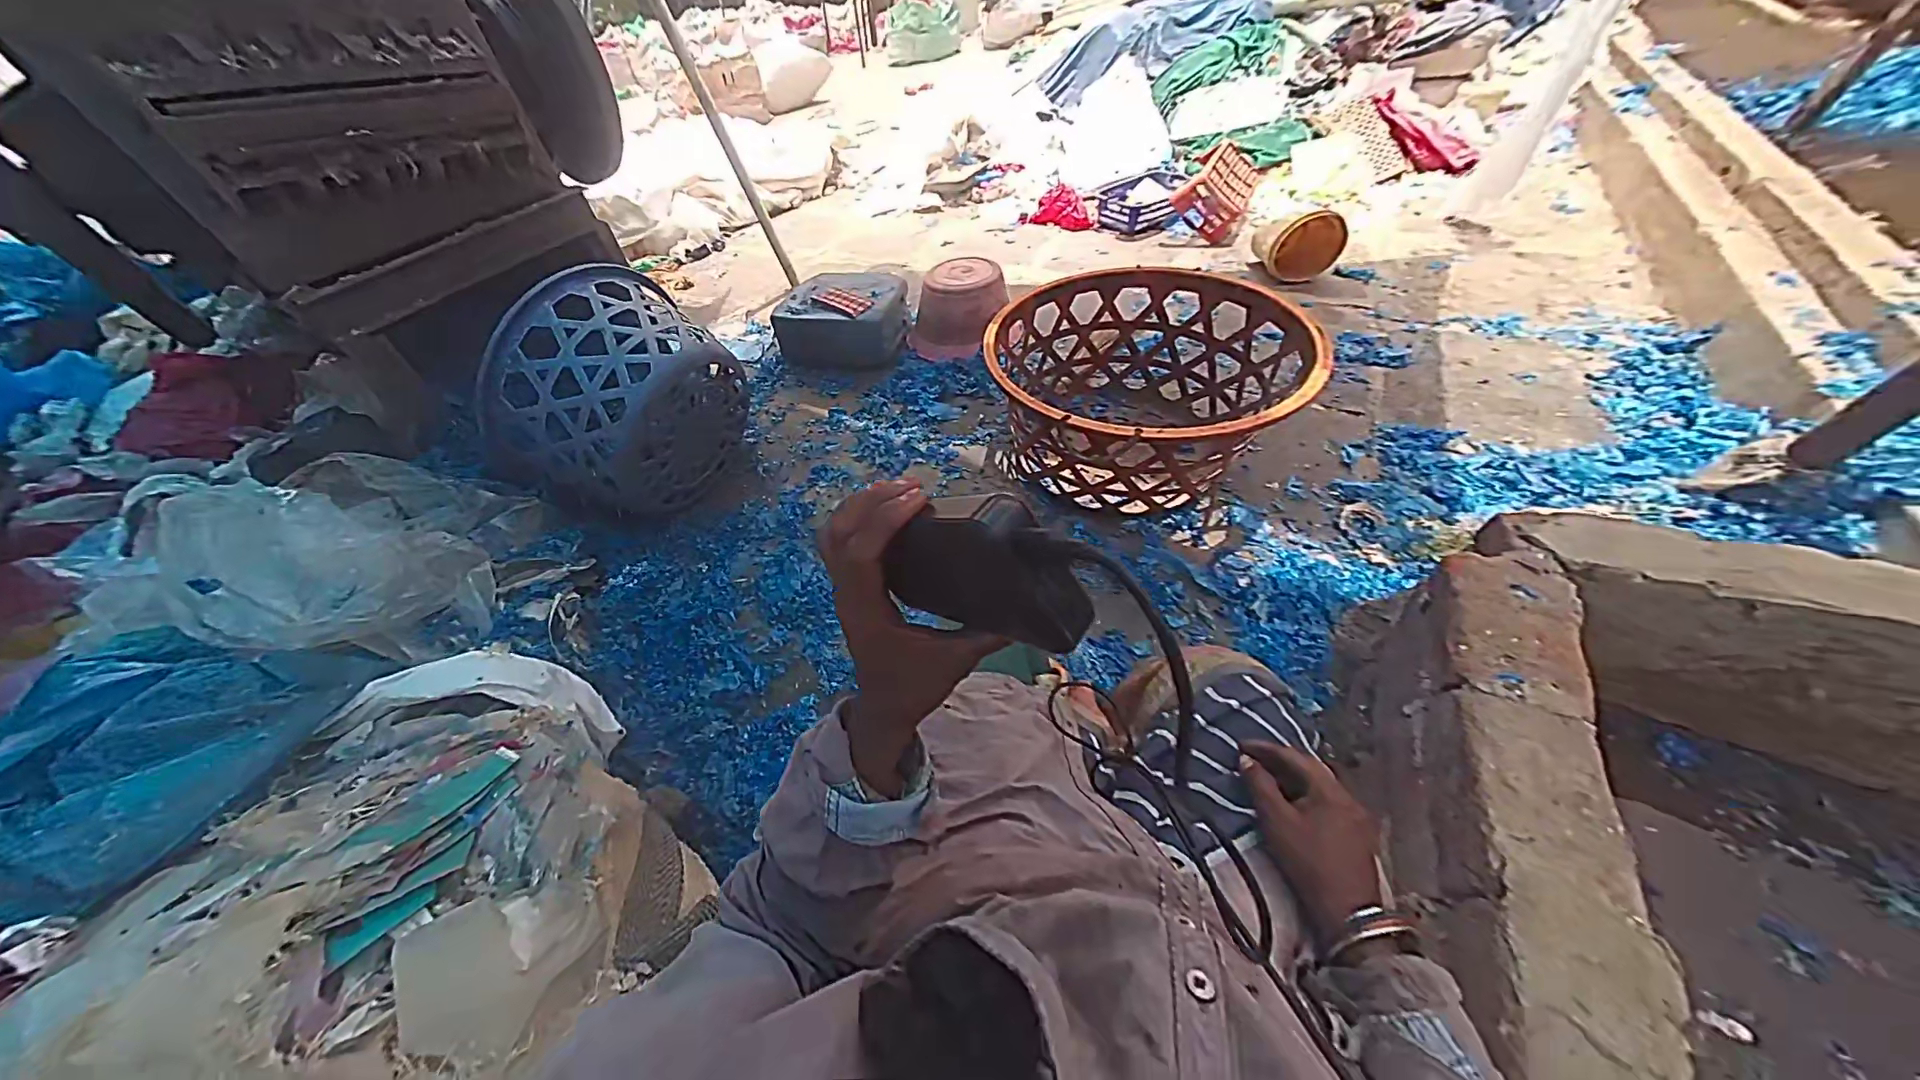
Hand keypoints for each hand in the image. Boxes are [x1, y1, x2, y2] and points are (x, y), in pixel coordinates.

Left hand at [820, 478, 1007, 796]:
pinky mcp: (851, 586)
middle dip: (872, 501)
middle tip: (913, 486)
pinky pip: (841, 541)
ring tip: (899, 489)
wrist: (885, 709)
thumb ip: (986, 636)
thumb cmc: (913, 687)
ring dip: (861, 505)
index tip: (920, 499)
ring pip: (834, 533)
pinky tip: (886, 509)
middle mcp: (847, 593)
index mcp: (866, 609)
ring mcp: (844, 589)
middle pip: (839, 532)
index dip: (886, 519)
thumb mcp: (953, 662)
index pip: (862, 552)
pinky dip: (858, 517)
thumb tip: (1023, 612)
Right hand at [1239, 741, 1383, 948]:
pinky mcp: (1356, 832)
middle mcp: (1347, 796)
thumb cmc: (1307, 862)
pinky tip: (1292, 801)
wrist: (1347, 911)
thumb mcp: (1276, 822)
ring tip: (1269, 777)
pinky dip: (1305, 793)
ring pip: (1320, 785)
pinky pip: (1327, 800)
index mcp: (1329, 790)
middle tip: (1254, 758)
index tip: (1242, 745)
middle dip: (1281, 760)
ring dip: (1294, 777)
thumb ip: (1260, 786)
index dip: (1266, 749)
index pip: (1295, 757)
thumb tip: (1247, 760)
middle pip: (1311, 768)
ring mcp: (1356, 815)